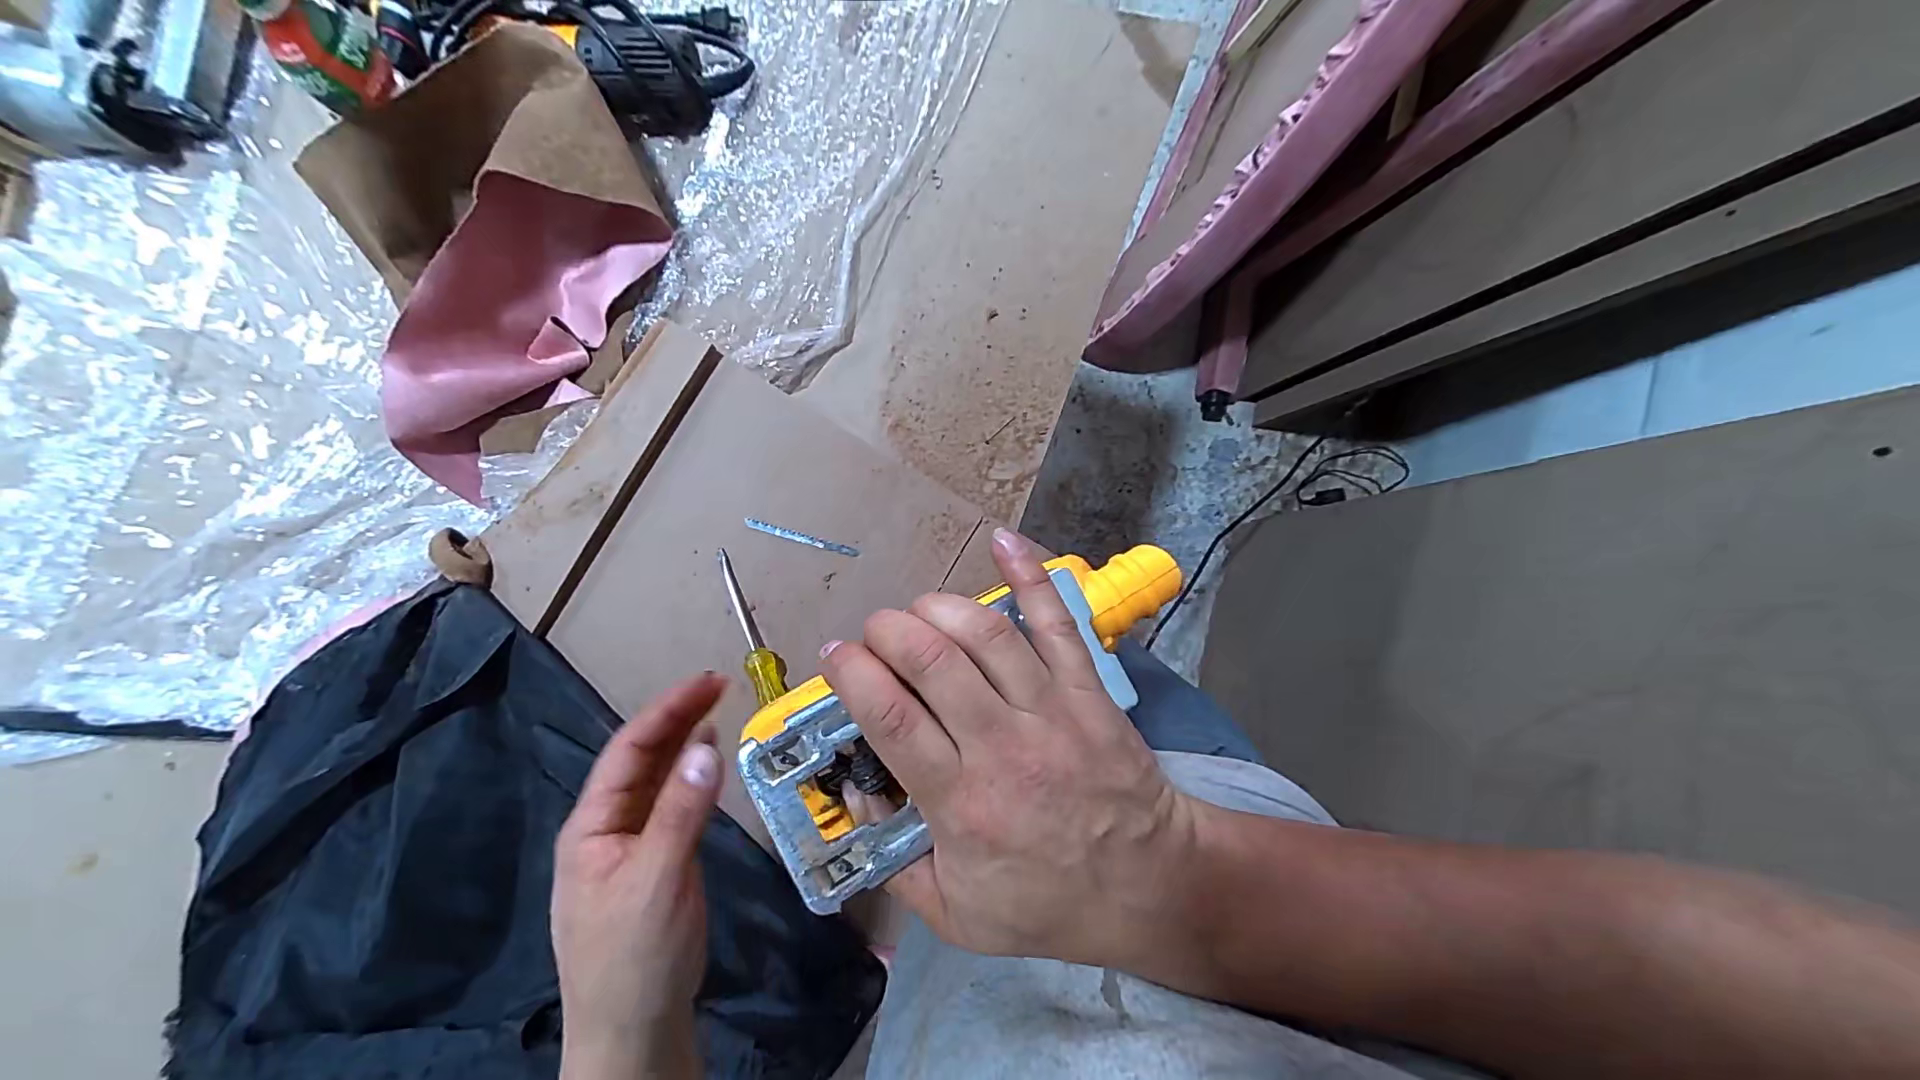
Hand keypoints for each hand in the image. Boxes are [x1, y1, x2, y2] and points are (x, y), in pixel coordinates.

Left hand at [552, 674, 725, 1079]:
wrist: (635, 1032)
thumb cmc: (637, 957)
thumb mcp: (658, 879)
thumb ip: (682, 811)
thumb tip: (708, 745)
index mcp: (591, 827)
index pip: (629, 751)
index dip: (667, 710)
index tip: (708, 681)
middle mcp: (606, 828)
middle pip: (641, 759)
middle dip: (676, 718)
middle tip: (719, 685)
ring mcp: (630, 845)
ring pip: (656, 779)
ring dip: (684, 742)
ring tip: (716, 710)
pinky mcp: (655, 861)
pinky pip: (671, 804)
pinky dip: (692, 776)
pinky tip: (708, 762)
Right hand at [819, 528, 1199, 969]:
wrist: (1149, 883)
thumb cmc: (1048, 901)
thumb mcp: (956, 914)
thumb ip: (897, 864)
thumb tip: (860, 797)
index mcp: (962, 803)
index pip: (894, 719)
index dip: (855, 675)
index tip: (836, 654)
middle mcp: (1003, 745)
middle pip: (934, 662)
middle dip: (890, 631)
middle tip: (876, 632)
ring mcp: (1051, 710)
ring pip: (988, 635)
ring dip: (940, 608)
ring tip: (918, 610)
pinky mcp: (1087, 689)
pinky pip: (1058, 623)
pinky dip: (1030, 577)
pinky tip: (1002, 541)